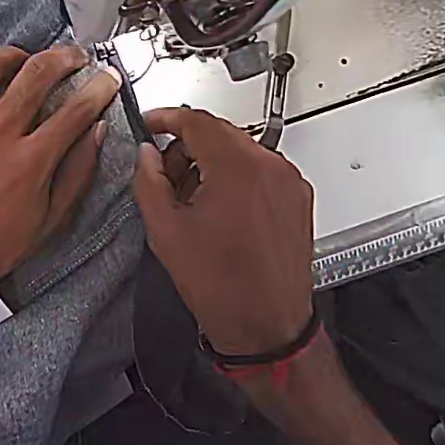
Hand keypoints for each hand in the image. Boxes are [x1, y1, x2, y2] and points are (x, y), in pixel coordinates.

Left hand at [0, 44, 120, 355]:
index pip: (75, 109)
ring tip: (24, 60)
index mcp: (29, 162)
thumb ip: (77, 173)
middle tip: (73, 57)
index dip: (99, 88)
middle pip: (36, 73)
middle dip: (64, 57)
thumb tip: (96, 133)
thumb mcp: (50, 220)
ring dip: (12, 54)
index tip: (106, 78)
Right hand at [130, 107, 314, 356]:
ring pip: (241, 150)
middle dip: (187, 146)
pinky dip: (236, 177)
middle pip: (220, 133)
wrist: (265, 325)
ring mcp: (288, 183)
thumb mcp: (166, 231)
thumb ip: (149, 182)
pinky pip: (261, 171)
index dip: (167, 119)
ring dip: (211, 162)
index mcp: (237, 169)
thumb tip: (146, 156)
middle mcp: (271, 168)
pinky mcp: (298, 199)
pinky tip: (218, 209)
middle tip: (165, 173)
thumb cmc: (224, 288)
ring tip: (192, 200)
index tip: (153, 123)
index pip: (197, 121)